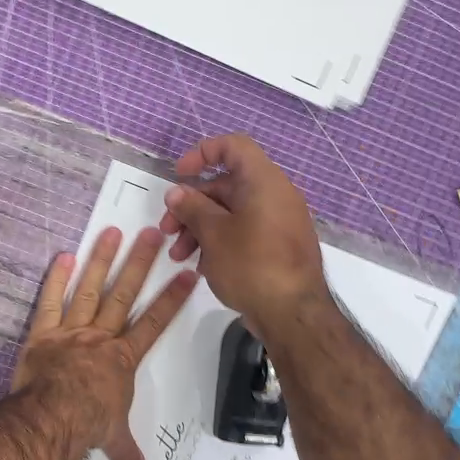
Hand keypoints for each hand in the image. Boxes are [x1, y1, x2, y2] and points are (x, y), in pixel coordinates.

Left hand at [11, 226, 196, 459]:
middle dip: (140, 264)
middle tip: (153, 234)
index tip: (187, 275)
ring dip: (102, 261)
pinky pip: (49, 303)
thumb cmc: (89, 424)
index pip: (153, 325)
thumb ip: (125, 449)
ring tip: (113, 231)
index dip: (171, 300)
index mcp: (121, 360)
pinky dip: (55, 280)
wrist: (54, 417)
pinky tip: (63, 256)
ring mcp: (71, 333)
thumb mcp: (112, 438)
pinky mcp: (42, 334)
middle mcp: (100, 339)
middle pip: (123, 296)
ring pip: (89, 291)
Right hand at [158, 134, 327, 335]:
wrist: (292, 312)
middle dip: (192, 205)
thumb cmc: (251, 265)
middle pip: (226, 185)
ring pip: (231, 212)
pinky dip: (220, 241)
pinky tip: (202, 266)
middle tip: (167, 230)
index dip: (202, 153)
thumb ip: (192, 208)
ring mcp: (278, 222)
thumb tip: (177, 192)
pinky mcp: (277, 246)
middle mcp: (275, 195)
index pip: (233, 147)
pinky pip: (244, 231)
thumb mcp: (213, 234)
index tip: (179, 174)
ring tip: (179, 255)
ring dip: (200, 228)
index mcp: (263, 181)